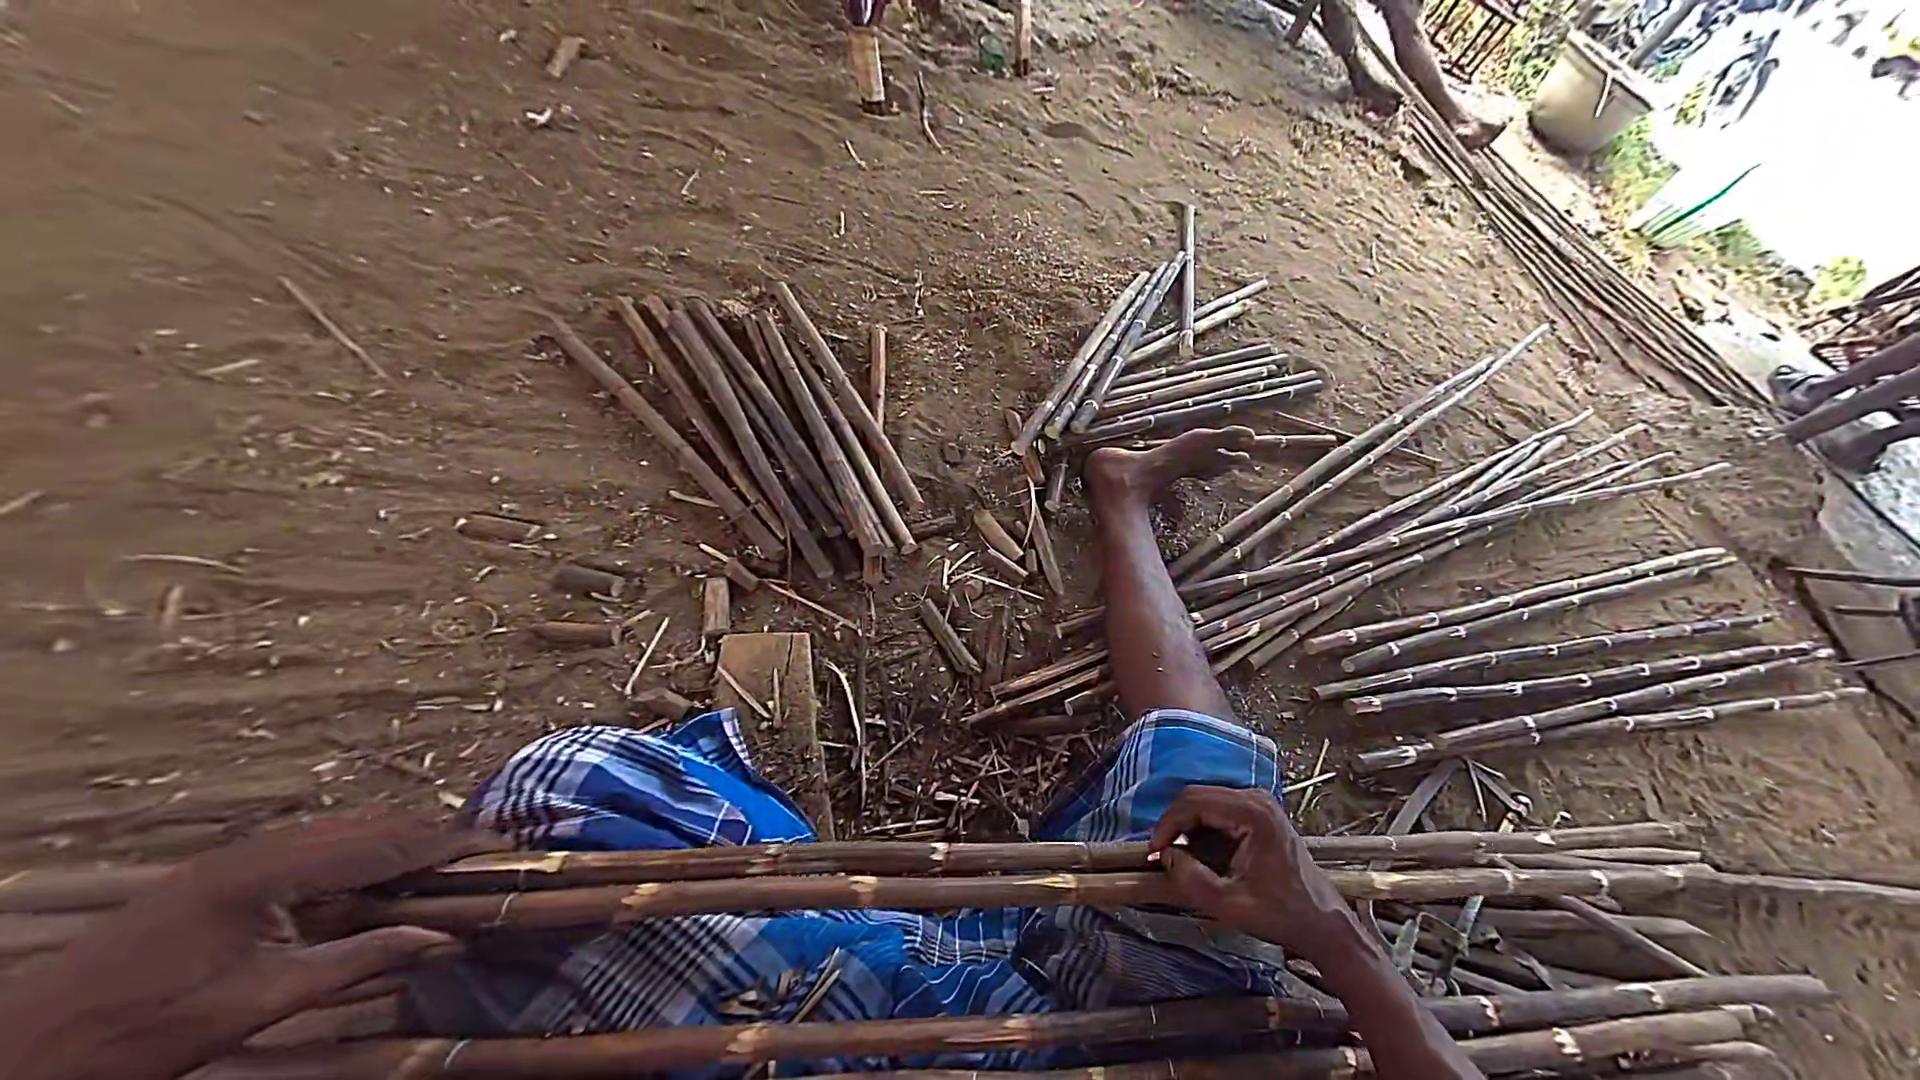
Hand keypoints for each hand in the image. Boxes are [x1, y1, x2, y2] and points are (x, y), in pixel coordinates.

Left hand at [0, 816, 505, 1079]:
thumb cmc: (137, 1034)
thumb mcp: (257, 1002)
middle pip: (370, 826)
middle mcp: (260, 849)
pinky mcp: (228, 874)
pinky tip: (380, 875)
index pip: (383, 844)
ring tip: (447, 855)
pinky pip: (318, 850)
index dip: (446, 841)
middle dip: (432, 833)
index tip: (498, 841)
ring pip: (347, 832)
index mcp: (268, 871)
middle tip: (485, 846)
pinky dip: (363, 856)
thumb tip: (445, 938)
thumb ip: (359, 959)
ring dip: (400, 841)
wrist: (7, 1055)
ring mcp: (240, 857)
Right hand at [1149, 785, 1356, 961]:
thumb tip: (1163, 856)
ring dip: (1187, 825)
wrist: (1324, 925)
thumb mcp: (1229, 904)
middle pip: (1197, 796)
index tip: (1154, 850)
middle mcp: (1256, 799)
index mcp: (1253, 813)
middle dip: (1175, 823)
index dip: (1167, 824)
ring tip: (1178, 855)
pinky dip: (1201, 828)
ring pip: (1205, 801)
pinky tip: (1198, 853)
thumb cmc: (1282, 915)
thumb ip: (1190, 879)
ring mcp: (1259, 803)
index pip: (1193, 801)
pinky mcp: (1259, 813)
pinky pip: (1218, 810)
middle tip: (1162, 853)